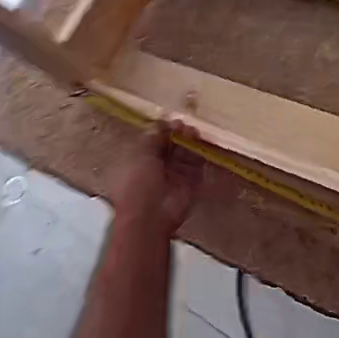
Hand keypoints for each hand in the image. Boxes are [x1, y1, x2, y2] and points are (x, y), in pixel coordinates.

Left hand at [107, 122, 204, 237]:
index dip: (160, 131)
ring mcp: (174, 178)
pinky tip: (200, 144)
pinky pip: (197, 167)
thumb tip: (162, 122)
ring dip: (188, 142)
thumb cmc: (137, 183)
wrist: (151, 216)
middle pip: (170, 147)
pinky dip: (200, 155)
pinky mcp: (190, 185)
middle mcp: (156, 170)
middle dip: (176, 135)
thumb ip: (152, 137)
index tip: (169, 121)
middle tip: (183, 125)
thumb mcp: (140, 154)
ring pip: (184, 155)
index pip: (151, 143)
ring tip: (193, 132)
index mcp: (138, 163)